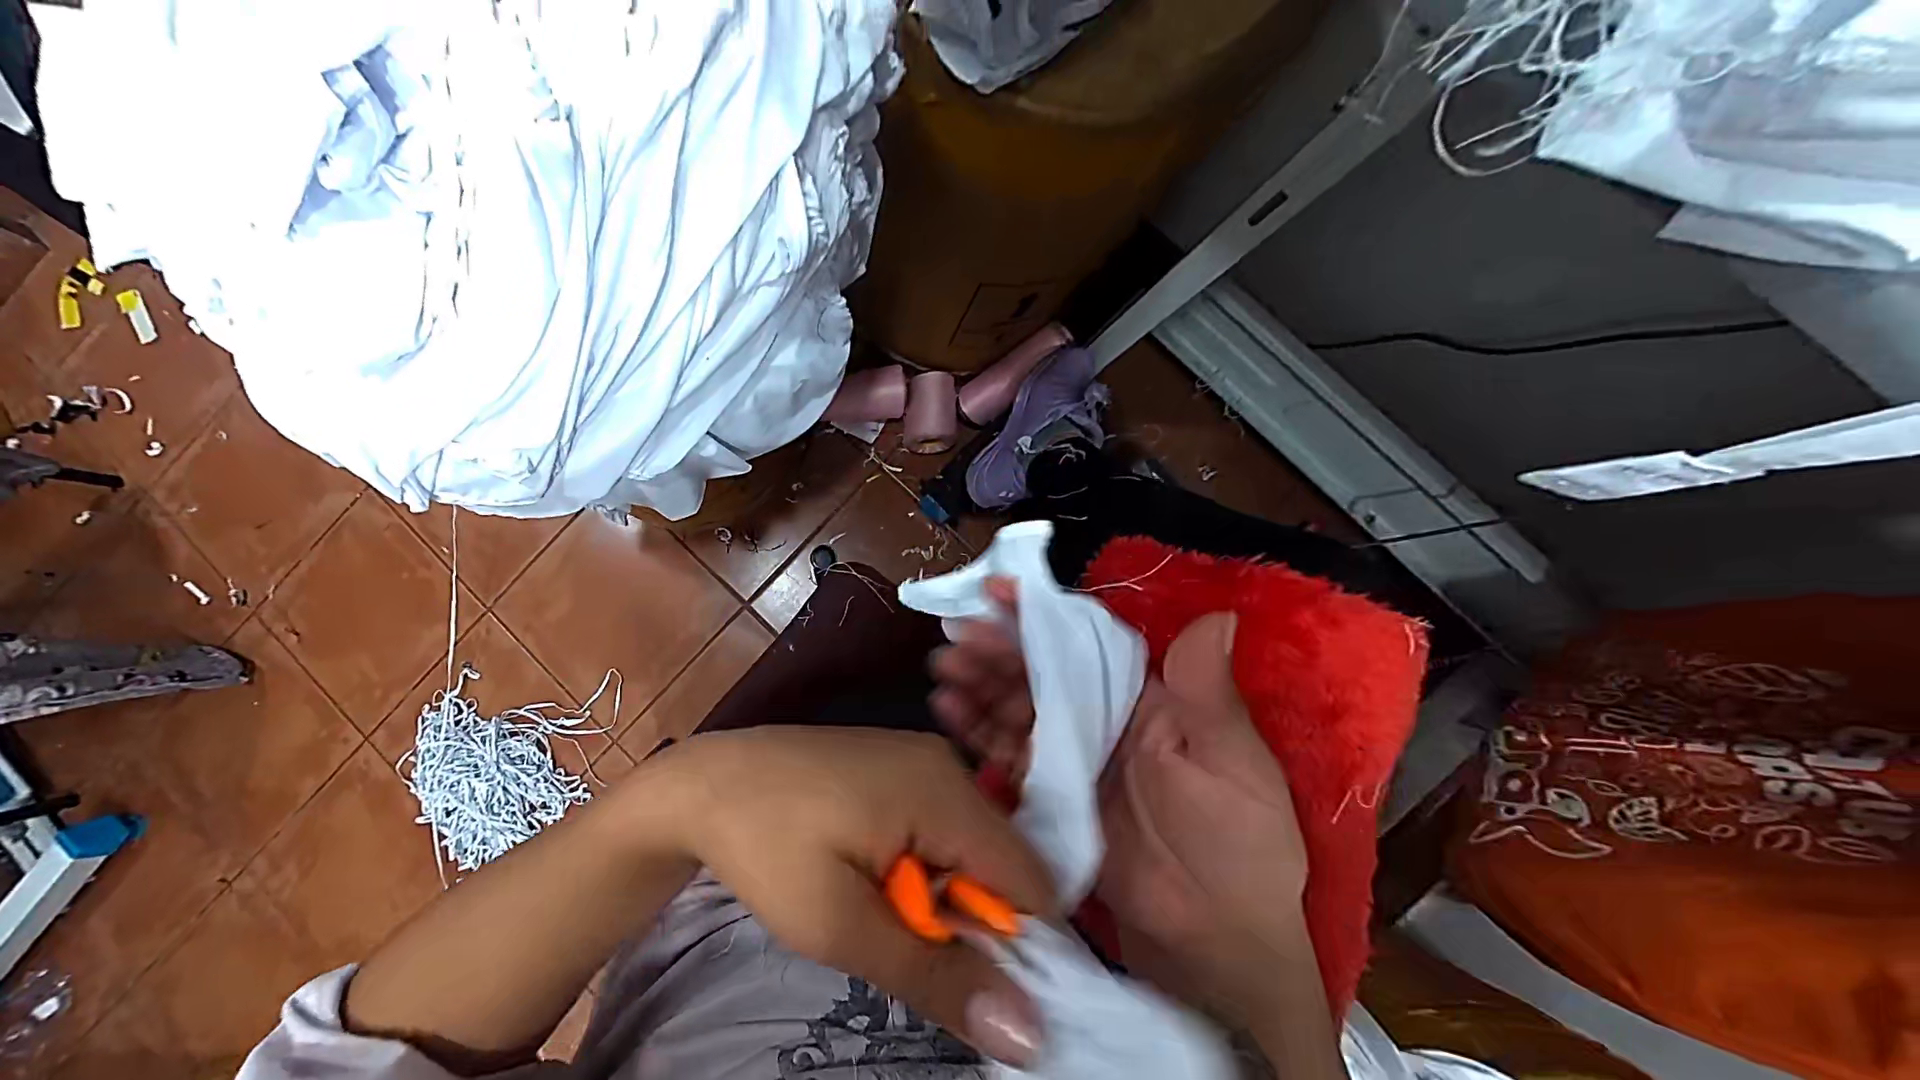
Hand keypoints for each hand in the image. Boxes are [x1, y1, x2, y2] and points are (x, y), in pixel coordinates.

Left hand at [653, 727, 1054, 1064]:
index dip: (1023, 943)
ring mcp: (927, 758)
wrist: (708, 782)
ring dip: (948, 892)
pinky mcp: (907, 763)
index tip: (979, 983)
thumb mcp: (842, 926)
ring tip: (884, 904)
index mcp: (945, 792)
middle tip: (905, 938)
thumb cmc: (769, 849)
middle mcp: (949, 764)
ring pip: (975, 844)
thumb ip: (937, 976)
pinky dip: (931, 861)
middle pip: (1004, 859)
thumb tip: (1028, 1033)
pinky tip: (880, 872)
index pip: (1031, 878)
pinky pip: (947, 821)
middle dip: (973, 916)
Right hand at [929, 583, 1311, 1026]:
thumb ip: (1208, 691)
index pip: (1086, 644)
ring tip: (943, 668)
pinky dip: (978, 731)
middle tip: (954, 635)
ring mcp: (1073, 758)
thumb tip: (1220, 614)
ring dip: (980, 684)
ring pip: (1018, 708)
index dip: (1043, 617)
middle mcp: (1103, 718)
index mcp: (1144, 699)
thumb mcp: (1231, 762)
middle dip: (998, 649)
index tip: (1000, 591)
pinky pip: (1008, 755)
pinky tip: (949, 711)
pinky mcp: (1050, 797)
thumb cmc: (1235, 841)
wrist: (1214, 939)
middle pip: (1041, 673)